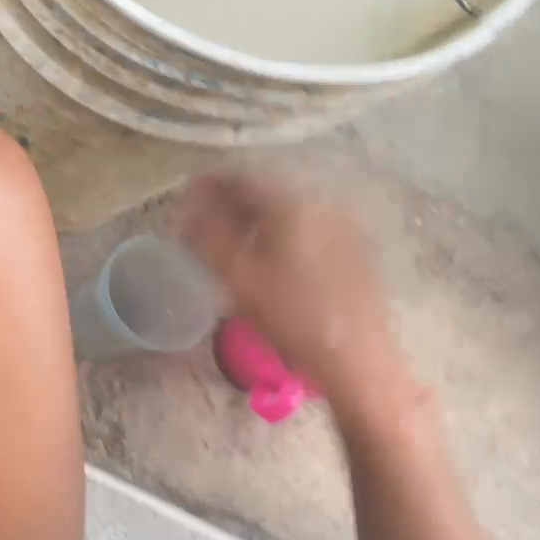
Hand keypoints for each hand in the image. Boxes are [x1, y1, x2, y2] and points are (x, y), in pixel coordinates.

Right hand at [176, 174, 406, 416]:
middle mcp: (323, 205)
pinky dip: (277, 233)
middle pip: (263, 192)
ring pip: (284, 211)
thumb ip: (204, 232)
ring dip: (251, 221)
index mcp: (293, 205)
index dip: (202, 189)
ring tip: (228, 246)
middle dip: (226, 206)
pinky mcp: (355, 247)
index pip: (238, 178)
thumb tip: (185, 206)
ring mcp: (344, 226)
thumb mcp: (234, 274)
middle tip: (199, 230)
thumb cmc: (290, 317)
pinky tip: (264, 259)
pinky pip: (305, 227)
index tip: (181, 209)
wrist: (358, 361)